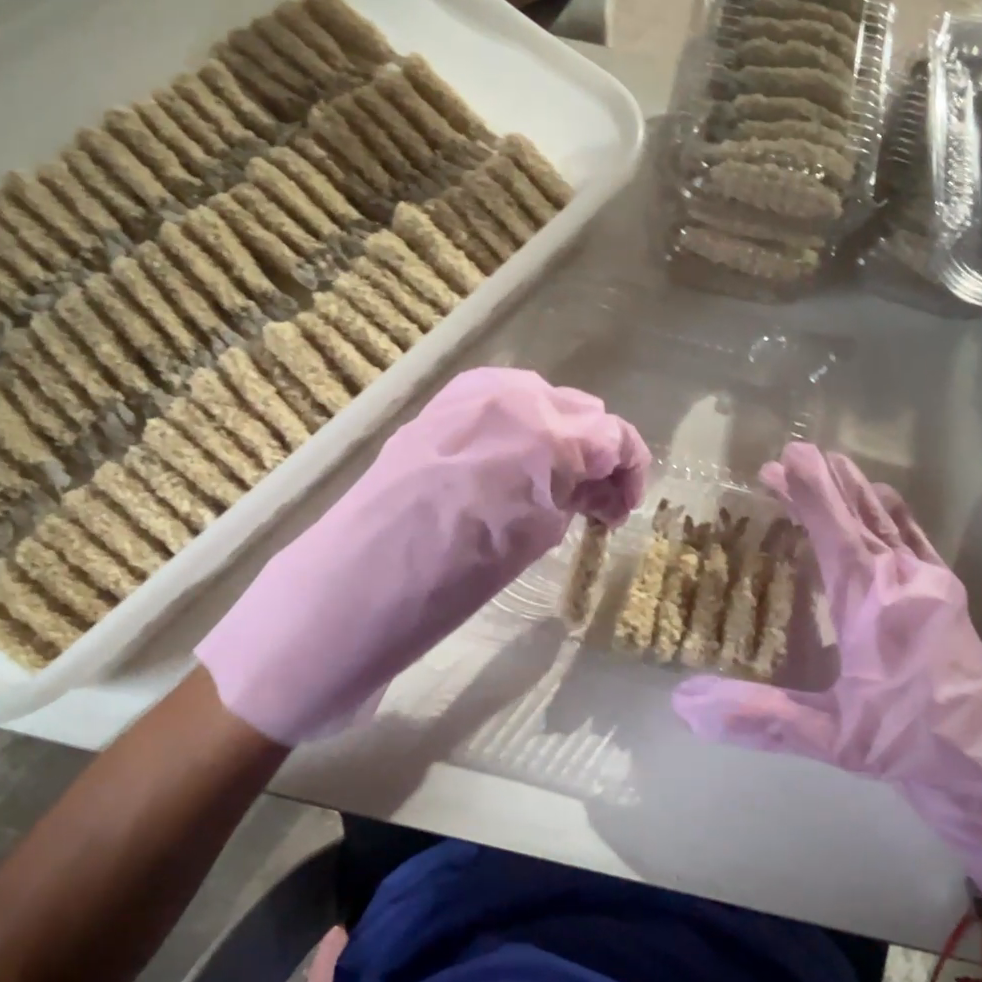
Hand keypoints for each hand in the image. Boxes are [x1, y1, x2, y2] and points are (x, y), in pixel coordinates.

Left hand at [198, 367, 650, 744]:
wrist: (352, 586)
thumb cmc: (452, 575)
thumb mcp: (531, 539)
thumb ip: (572, 496)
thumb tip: (586, 483)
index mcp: (544, 428)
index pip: (613, 435)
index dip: (629, 474)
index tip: (621, 514)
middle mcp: (508, 395)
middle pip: (578, 412)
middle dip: (595, 457)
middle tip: (592, 509)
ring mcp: (465, 397)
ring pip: (538, 406)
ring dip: (557, 445)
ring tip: (550, 497)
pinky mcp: (434, 411)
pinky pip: (497, 410)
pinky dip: (518, 438)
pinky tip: (509, 479)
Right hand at [672, 444, 981, 897]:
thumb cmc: (916, 746)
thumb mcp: (833, 736)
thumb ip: (757, 717)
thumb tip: (682, 703)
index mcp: (875, 597)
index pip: (834, 527)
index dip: (808, 490)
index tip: (784, 456)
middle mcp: (907, 579)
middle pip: (862, 513)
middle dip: (827, 483)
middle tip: (792, 457)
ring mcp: (935, 589)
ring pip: (892, 522)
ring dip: (859, 494)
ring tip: (836, 471)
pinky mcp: (950, 605)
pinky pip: (916, 541)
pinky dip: (892, 517)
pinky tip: (889, 519)